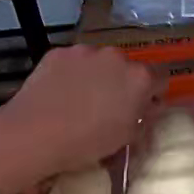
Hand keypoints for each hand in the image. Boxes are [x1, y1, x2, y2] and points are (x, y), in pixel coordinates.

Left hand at [0, 44, 161, 175]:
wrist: (33, 134)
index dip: (152, 93)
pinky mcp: (58, 52)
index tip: (141, 107)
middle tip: (108, 106)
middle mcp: (116, 57)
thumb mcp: (126, 138)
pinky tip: (59, 93)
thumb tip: (147, 108)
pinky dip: (70, 73)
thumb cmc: (87, 142)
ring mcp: (85, 51)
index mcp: (140, 78)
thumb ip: (144, 118)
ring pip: (99, 62)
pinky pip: (73, 61)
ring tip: (79, 99)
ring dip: (96, 75)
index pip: (160, 77)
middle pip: (127, 67)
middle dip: (122, 82)